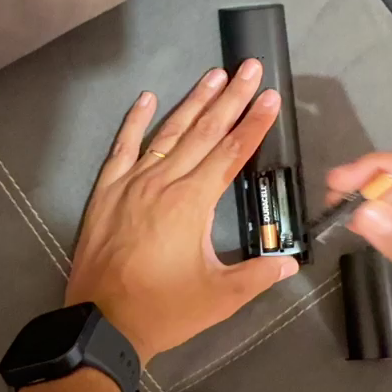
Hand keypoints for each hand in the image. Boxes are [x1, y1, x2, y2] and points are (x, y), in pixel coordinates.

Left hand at [66, 61, 299, 361]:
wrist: (101, 324)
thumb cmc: (163, 310)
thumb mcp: (219, 299)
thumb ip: (258, 276)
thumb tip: (290, 264)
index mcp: (192, 203)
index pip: (231, 153)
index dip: (254, 123)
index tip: (269, 96)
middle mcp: (164, 182)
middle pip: (204, 131)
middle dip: (232, 98)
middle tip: (249, 67)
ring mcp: (132, 182)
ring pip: (168, 133)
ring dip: (193, 101)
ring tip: (214, 75)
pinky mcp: (107, 190)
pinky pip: (123, 147)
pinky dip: (135, 121)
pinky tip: (148, 98)